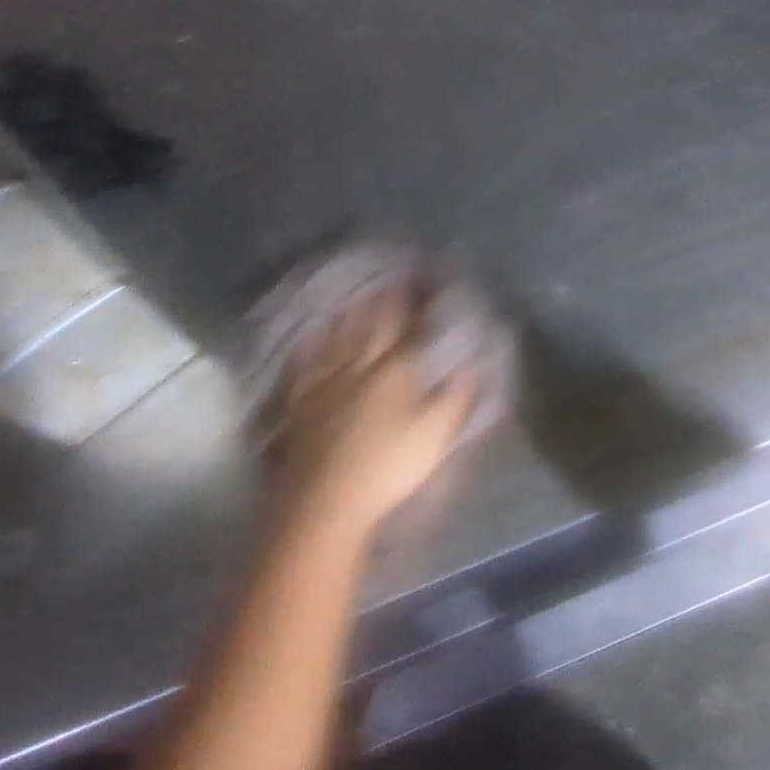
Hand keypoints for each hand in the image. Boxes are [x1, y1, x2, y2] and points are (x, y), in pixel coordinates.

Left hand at [273, 289, 474, 535]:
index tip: (423, 272)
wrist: (325, 497)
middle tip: (387, 273)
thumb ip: (455, 397)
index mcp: (392, 366)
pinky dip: (312, 340)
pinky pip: (305, 359)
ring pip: (334, 332)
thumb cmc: (388, 464)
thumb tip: (471, 367)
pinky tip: (312, 334)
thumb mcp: (436, 433)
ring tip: (352, 291)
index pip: (403, 319)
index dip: (413, 293)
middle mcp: (355, 362)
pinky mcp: (298, 399)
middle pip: (366, 318)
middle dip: (379, 293)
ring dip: (346, 309)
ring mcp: (322, 378)